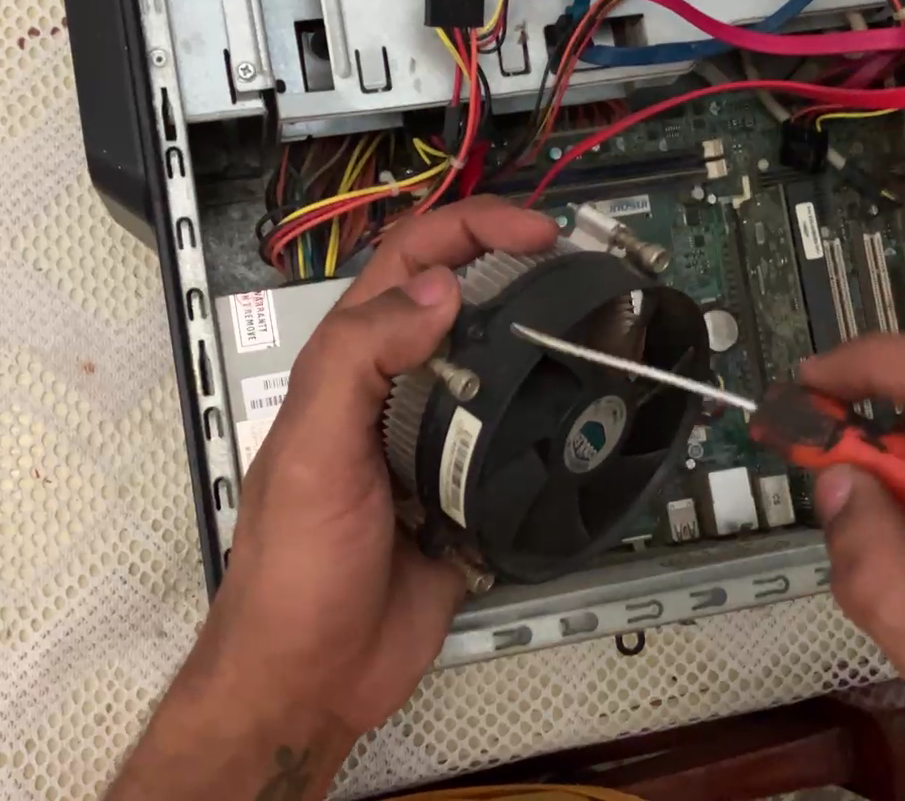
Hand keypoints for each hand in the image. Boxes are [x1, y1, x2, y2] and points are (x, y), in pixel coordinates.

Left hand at [107, 198, 559, 800]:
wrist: (317, 675)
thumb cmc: (300, 560)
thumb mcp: (315, 449)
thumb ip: (360, 360)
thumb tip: (441, 290)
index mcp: (357, 359)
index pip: (414, 260)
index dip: (472, 229)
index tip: (539, 234)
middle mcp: (403, 384)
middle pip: (466, 303)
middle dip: (521, 271)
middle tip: (587, 275)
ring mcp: (441, 435)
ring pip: (500, 364)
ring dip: (544, 339)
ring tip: (603, 333)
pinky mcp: (474, 483)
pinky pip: (520, 432)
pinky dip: (554, 413)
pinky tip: (590, 410)